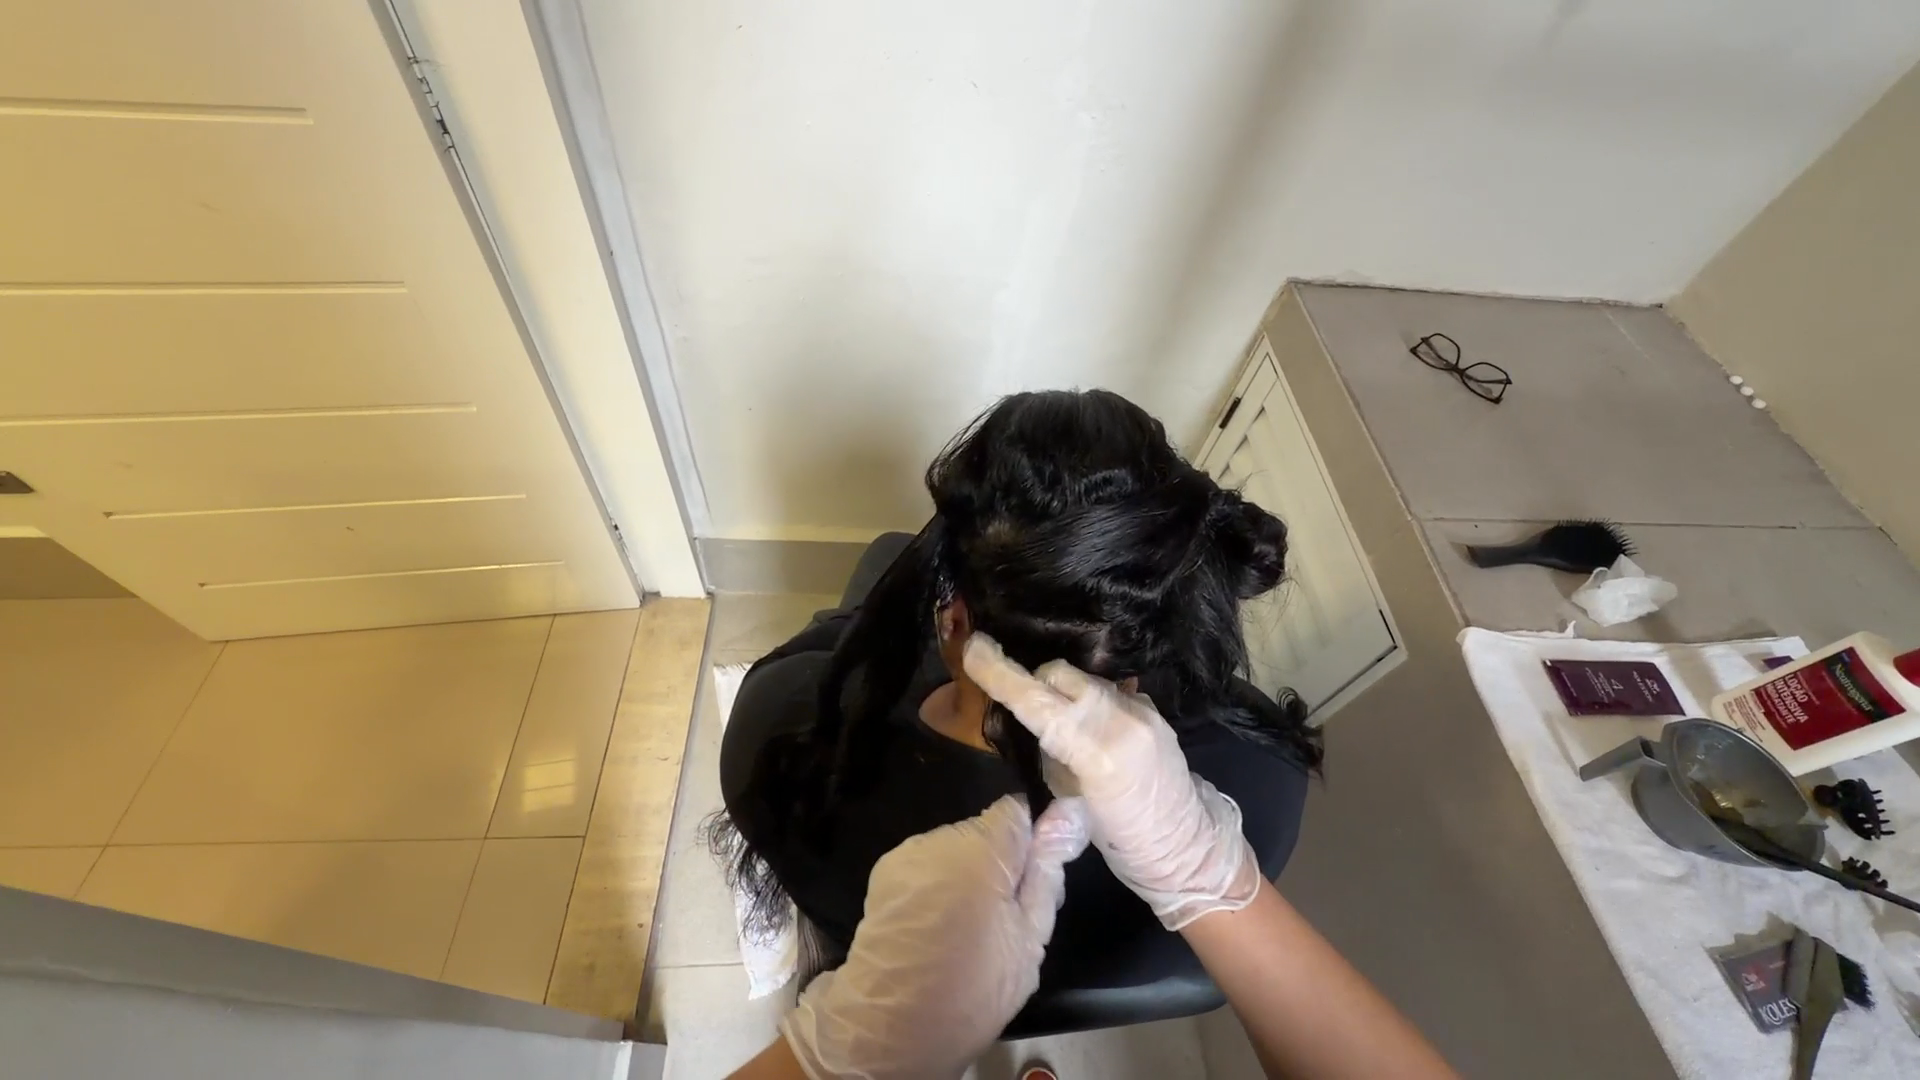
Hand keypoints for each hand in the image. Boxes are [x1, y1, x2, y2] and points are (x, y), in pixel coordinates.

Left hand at [780, 794, 1089, 1078]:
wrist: (893, 1025)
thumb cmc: (974, 987)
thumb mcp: (1030, 938)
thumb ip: (1048, 870)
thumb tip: (1067, 813)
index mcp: (982, 848)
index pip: (1015, 810)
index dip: (1027, 841)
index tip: (1027, 879)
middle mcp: (941, 837)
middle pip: (983, 831)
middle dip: (995, 861)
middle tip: (997, 915)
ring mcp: (909, 851)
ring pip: (953, 847)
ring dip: (963, 872)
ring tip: (961, 924)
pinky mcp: (885, 870)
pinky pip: (926, 863)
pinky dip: (934, 883)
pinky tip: (932, 922)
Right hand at [963, 633, 1260, 929]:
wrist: (1188, 847)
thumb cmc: (1123, 842)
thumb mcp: (1073, 803)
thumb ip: (1054, 753)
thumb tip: (1035, 723)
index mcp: (1096, 751)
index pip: (1036, 701)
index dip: (1000, 673)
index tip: (974, 648)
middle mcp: (1121, 718)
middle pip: (1057, 674)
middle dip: (1032, 682)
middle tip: (1017, 705)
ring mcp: (1141, 710)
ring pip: (1081, 679)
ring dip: (1061, 692)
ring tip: (1059, 726)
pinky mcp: (1152, 709)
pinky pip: (1106, 690)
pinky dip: (1088, 702)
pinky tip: (1090, 728)